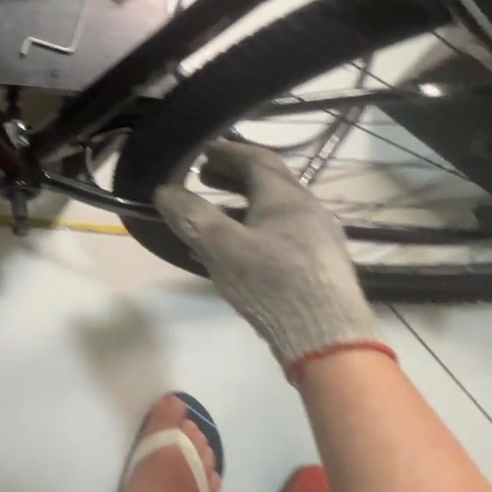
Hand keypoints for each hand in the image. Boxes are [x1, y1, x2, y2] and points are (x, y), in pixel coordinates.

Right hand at [154, 141, 378, 373]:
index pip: (256, 159)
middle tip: (203, 176)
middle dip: (234, 174)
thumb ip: (190, 214)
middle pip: (269, 181)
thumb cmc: (271, 284)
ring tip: (215, 209)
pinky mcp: (318, 264)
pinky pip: (281, 229)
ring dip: (243, 200)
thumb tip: (165, 190)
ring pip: (275, 206)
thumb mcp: (219, 246)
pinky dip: (253, 223)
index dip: (226, 151)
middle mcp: (308, 210)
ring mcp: (319, 238)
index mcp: (287, 198)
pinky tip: (237, 245)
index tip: (201, 151)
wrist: (326, 340)